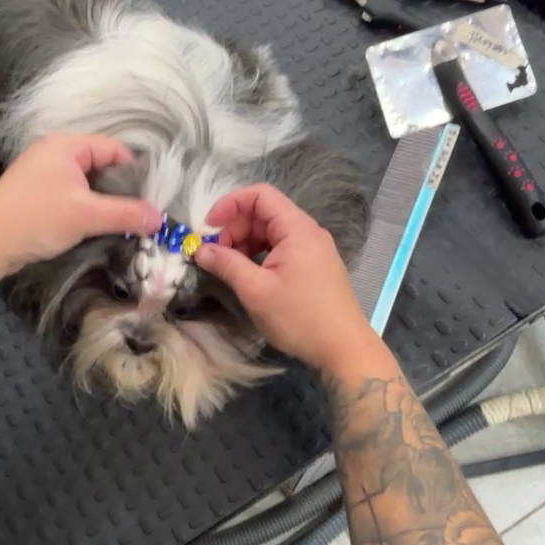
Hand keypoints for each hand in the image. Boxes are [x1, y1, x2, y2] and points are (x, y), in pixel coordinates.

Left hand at [0, 134, 161, 278]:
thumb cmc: (37, 220)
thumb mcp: (87, 216)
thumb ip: (126, 214)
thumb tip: (159, 218)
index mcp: (65, 145)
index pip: (113, 149)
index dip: (133, 172)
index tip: (147, 199)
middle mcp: (53, 151)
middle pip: (100, 164)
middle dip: (118, 189)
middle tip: (135, 213)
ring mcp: (41, 172)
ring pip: (85, 182)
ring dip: (101, 201)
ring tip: (117, 222)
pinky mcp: (35, 192)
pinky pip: (69, 193)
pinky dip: (83, 207)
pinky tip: (91, 226)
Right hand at [194, 184, 378, 371]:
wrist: (344, 349)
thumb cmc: (300, 317)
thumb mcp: (256, 291)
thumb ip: (226, 264)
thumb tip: (200, 249)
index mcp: (297, 229)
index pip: (260, 195)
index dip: (229, 204)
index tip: (208, 228)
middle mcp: (308, 232)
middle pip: (263, 213)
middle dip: (234, 229)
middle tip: (215, 256)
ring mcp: (313, 249)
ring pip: (270, 232)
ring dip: (244, 244)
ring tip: (229, 269)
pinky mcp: (313, 266)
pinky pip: (280, 248)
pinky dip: (259, 256)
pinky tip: (248, 276)